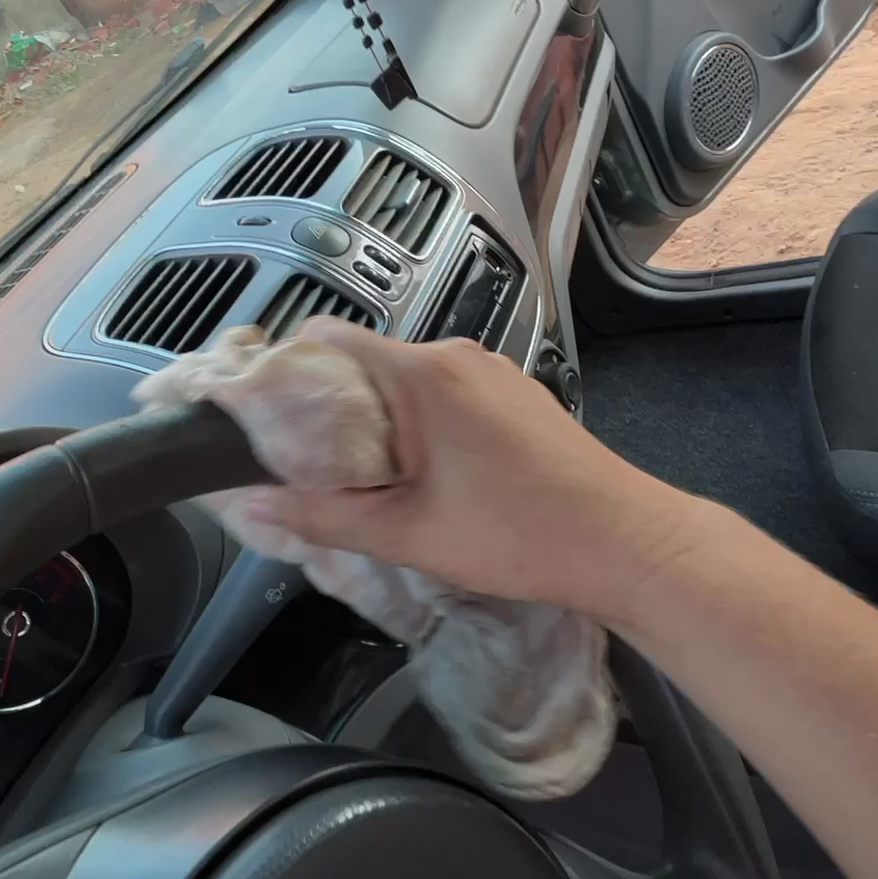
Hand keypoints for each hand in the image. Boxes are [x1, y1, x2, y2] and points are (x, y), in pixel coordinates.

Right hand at [246, 319, 692, 619]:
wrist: (625, 540)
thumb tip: (252, 506)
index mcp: (421, 375)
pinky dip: (421, 418)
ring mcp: (490, 369)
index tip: (269, 415)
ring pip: (406, 377)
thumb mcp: (407, 534)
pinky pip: (446, 388)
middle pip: (365, 359)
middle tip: (318, 463)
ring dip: (380, 416)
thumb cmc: (517, 535)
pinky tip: (432, 468)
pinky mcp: (513, 390)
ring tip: (376, 475)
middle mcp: (456, 355)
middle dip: (332, 406)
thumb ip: (322, 516)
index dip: (287, 370)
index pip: (327, 338)